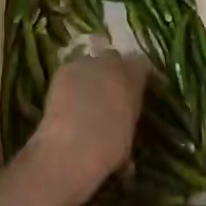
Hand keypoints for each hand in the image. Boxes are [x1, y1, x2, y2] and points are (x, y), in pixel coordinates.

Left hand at [28, 47, 148, 194]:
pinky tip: (66, 98)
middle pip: (114, 58)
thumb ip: (128, 121)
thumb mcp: (128, 136)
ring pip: (90, 62)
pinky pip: (71, 70)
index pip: (141, 64)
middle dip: (112, 71)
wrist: (73, 146)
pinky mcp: (63, 70)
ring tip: (84, 95)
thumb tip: (125, 133)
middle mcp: (111, 63)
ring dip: (90, 74)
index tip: (135, 88)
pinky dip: (71, 80)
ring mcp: (85, 63)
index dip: (137, 75)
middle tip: (108, 91)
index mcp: (134, 78)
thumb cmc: (109, 147)